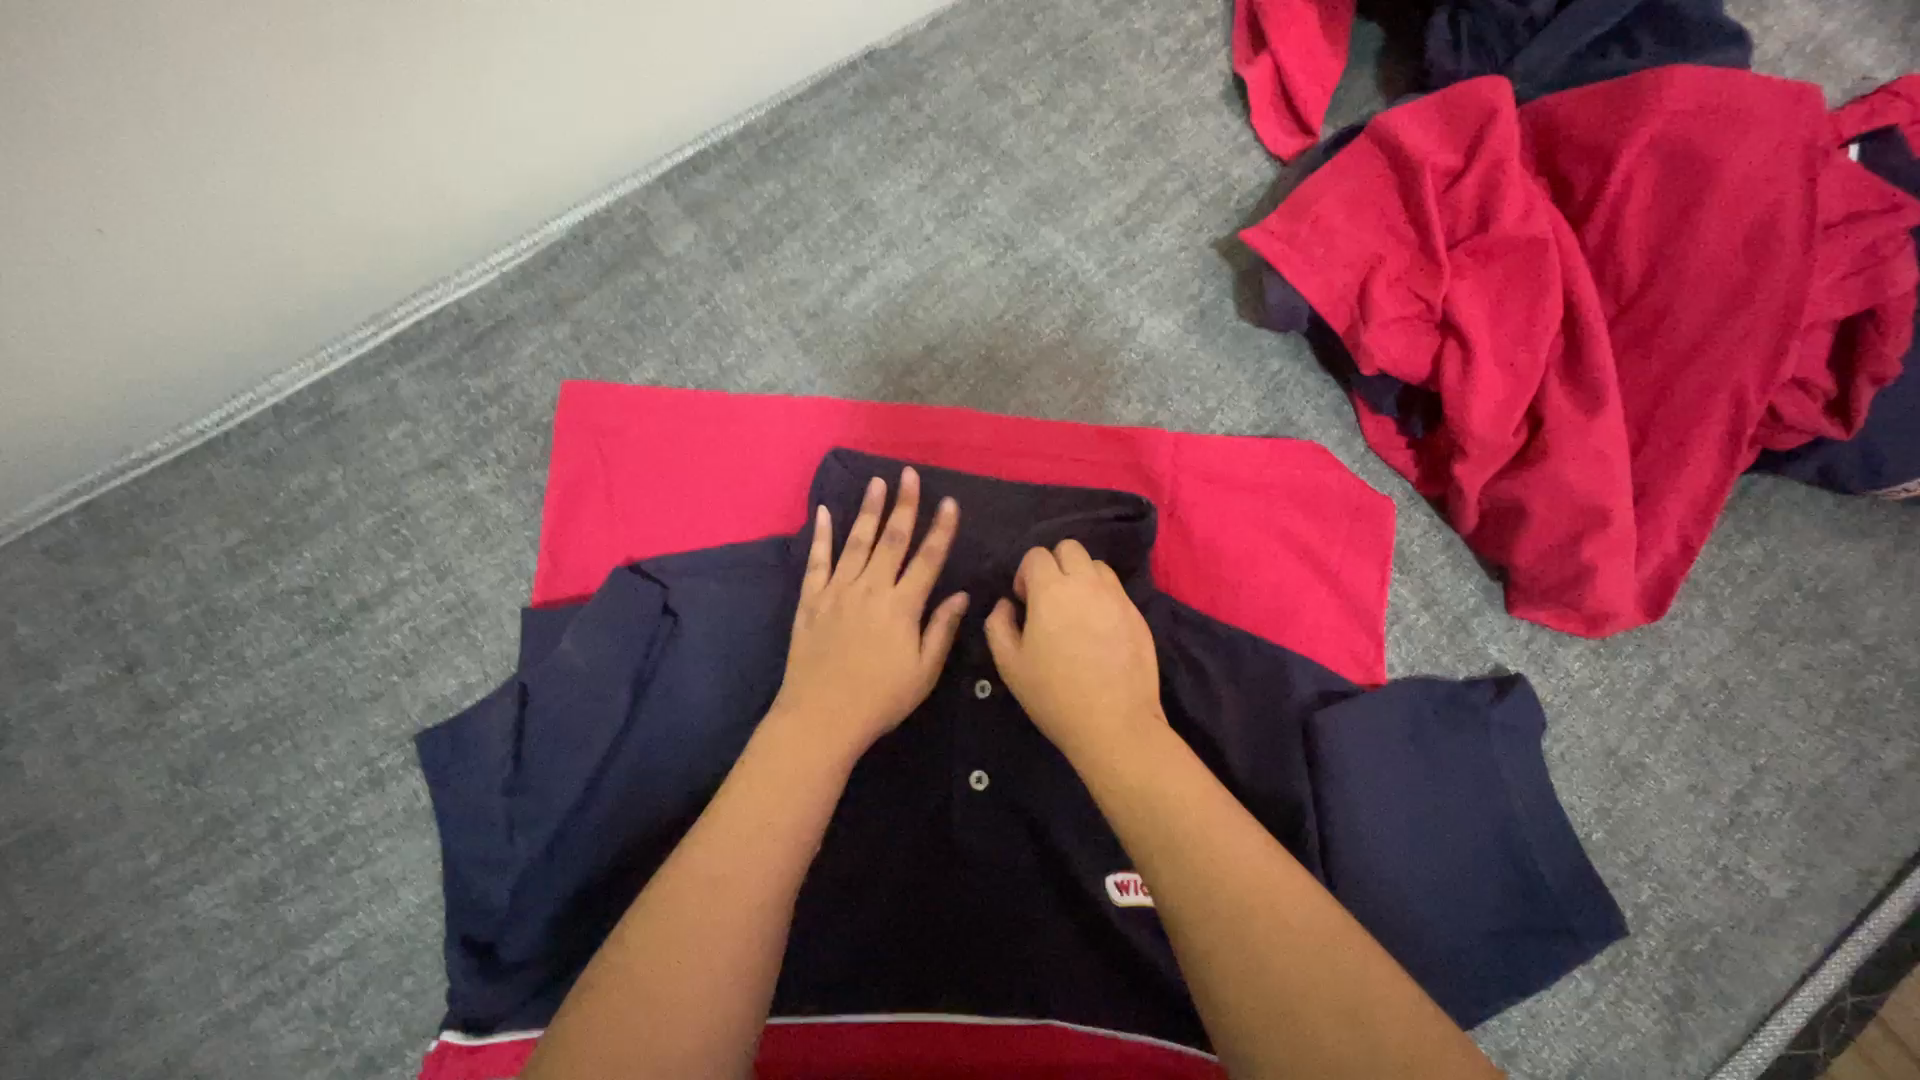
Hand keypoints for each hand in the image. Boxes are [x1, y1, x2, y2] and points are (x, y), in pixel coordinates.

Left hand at [770, 467, 968, 760]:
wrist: (822, 716)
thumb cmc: (880, 700)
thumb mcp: (923, 672)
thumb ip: (941, 630)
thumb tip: (961, 596)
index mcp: (902, 607)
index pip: (928, 559)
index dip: (941, 529)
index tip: (950, 502)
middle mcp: (871, 589)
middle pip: (892, 539)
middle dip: (904, 505)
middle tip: (909, 475)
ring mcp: (837, 592)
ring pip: (856, 542)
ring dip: (868, 510)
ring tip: (877, 482)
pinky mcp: (811, 601)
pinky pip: (817, 561)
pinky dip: (822, 535)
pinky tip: (826, 512)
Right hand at [984, 539, 1165, 763]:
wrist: (1114, 723)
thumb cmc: (1054, 695)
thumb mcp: (1009, 665)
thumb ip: (999, 625)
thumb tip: (1006, 604)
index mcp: (1051, 591)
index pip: (1037, 555)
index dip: (1026, 574)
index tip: (1025, 603)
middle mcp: (1087, 584)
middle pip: (1070, 548)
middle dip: (1055, 565)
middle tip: (1049, 601)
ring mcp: (1117, 598)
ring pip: (1097, 566)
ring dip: (1081, 578)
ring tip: (1076, 613)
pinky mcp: (1138, 615)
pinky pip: (1116, 590)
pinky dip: (1103, 598)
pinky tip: (1098, 632)